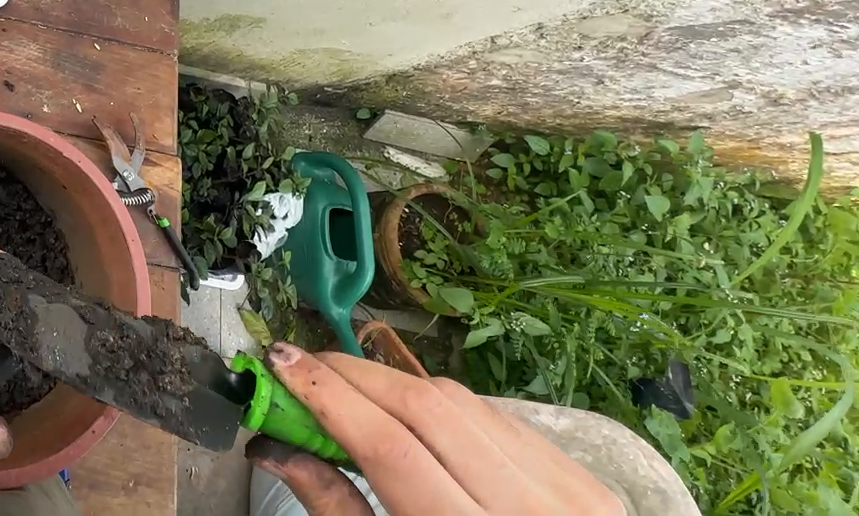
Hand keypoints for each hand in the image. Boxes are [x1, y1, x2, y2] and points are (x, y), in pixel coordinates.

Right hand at [247, 343, 621, 515]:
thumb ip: (334, 509)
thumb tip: (269, 446)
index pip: (389, 446)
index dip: (326, 394)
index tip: (278, 359)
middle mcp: (531, 514)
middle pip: (423, 408)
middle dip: (349, 373)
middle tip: (299, 363)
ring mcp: (574, 497)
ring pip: (457, 400)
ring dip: (388, 383)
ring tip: (345, 388)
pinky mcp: (589, 484)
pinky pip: (494, 416)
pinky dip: (439, 404)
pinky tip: (409, 414)